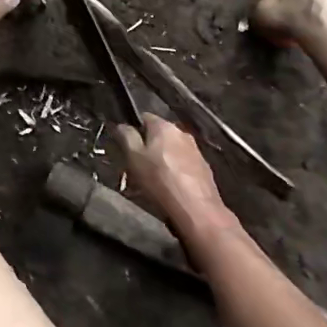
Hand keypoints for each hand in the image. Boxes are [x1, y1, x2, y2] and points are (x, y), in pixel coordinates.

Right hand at [117, 115, 233, 231]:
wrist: (196, 209)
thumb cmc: (159, 180)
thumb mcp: (133, 157)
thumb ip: (126, 137)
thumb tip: (122, 125)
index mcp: (164, 126)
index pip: (144, 117)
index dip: (132, 130)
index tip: (125, 146)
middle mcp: (182, 132)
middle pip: (159, 134)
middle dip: (148, 147)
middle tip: (136, 166)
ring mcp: (196, 150)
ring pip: (172, 149)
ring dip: (162, 159)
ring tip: (153, 180)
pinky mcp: (204, 168)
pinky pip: (183, 163)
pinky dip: (175, 171)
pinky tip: (170, 187)